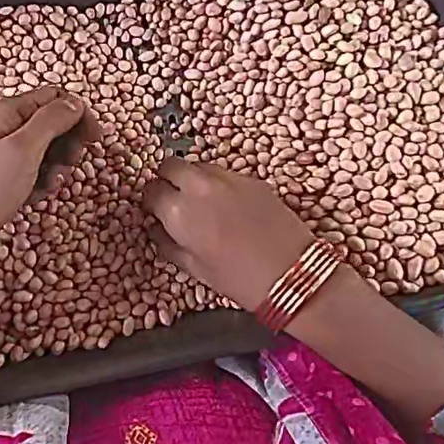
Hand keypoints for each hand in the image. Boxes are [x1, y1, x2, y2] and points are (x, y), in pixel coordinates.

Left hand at [0, 87, 97, 249]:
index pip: (55, 97)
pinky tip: (36, 194)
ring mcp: (7, 150)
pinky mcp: (8, 174)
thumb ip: (52, 120)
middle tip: (69, 162)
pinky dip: (43, 181)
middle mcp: (7, 125)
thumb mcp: (25, 147)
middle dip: (68, 143)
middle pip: (54, 122)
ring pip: (49, 148)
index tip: (94, 137)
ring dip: (57, 165)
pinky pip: (38, 170)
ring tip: (49, 182)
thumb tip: (75, 102)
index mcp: (9, 111)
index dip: (78, 113)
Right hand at [141, 157, 318, 308]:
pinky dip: (218, 183)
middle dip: (167, 178)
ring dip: (192, 178)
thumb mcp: (195, 269)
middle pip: (170, 164)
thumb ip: (169, 245)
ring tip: (202, 201)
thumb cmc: (238, 279)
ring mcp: (228, 178)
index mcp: (179, 212)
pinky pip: (224, 173)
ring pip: (198, 165)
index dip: (150, 200)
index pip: (150, 190)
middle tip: (174, 198)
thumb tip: (156, 230)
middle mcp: (199, 187)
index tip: (155, 210)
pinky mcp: (251, 178)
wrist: (293, 272)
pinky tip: (229, 205)